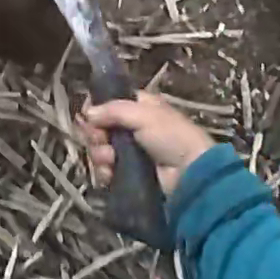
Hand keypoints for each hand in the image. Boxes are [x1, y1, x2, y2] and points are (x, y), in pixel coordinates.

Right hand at [79, 93, 214, 196]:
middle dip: (96, 135)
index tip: (90, 118)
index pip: (108, 103)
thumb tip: (87, 113)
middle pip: (99, 128)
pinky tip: (110, 173)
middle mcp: (131, 128)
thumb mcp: (144, 115)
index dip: (96, 109)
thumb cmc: (171, 136)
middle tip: (102, 140)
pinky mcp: (127, 174)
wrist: (192, 175)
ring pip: (99, 150)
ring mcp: (128, 153)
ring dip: (100, 155)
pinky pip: (105, 170)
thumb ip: (113, 110)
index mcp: (138, 107)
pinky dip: (104, 172)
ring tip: (111, 159)